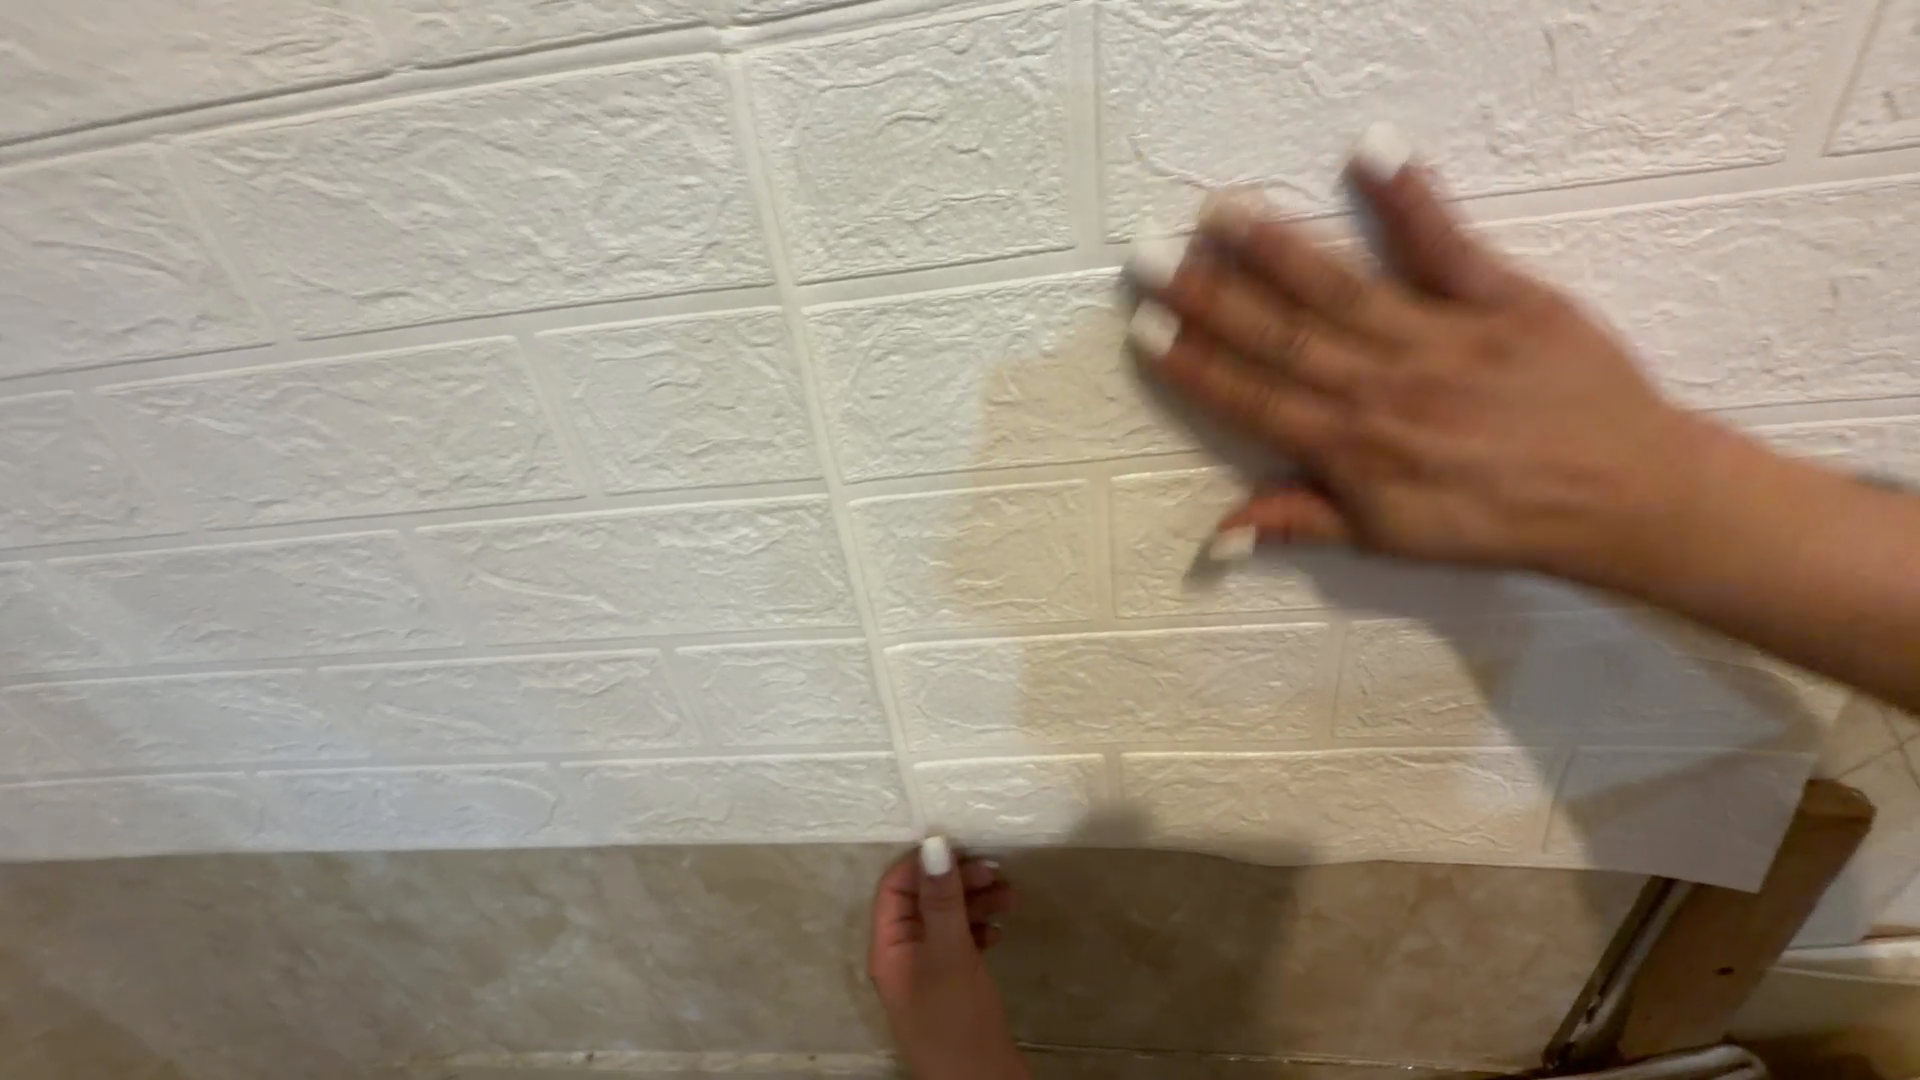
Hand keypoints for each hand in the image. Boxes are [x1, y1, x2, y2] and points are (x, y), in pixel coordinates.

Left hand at [867, 838, 1026, 1079]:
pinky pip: (962, 941)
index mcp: (889, 947)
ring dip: (976, 902)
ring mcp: (929, 972)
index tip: (962, 848)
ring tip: (1010, 897)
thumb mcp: (949, 953)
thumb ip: (941, 898)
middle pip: (924, 899)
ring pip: (947, 919)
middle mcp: (904, 955)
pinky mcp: (953, 985)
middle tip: (995, 872)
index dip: (924, 864)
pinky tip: (1000, 931)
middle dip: (958, 881)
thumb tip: (933, 843)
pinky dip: (981, 928)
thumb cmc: (957, 1021)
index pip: (896, 887)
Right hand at [1126, 132, 1737, 586]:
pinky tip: (1369, 152)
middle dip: (1205, 296)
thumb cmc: (1490, 522)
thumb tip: (1215, 541)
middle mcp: (1379, 387)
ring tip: (1219, 213)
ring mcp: (1440, 338)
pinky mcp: (1504, 299)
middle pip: (1277, 336)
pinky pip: (1450, 246)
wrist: (1621, 497)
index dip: (1192, 364)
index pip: (1250, 398)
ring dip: (1275, 249)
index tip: (1143, 329)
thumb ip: (1297, 522)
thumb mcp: (1384, 539)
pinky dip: (1410, 201)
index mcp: (1348, 447)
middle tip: (1149, 257)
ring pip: (1340, 288)